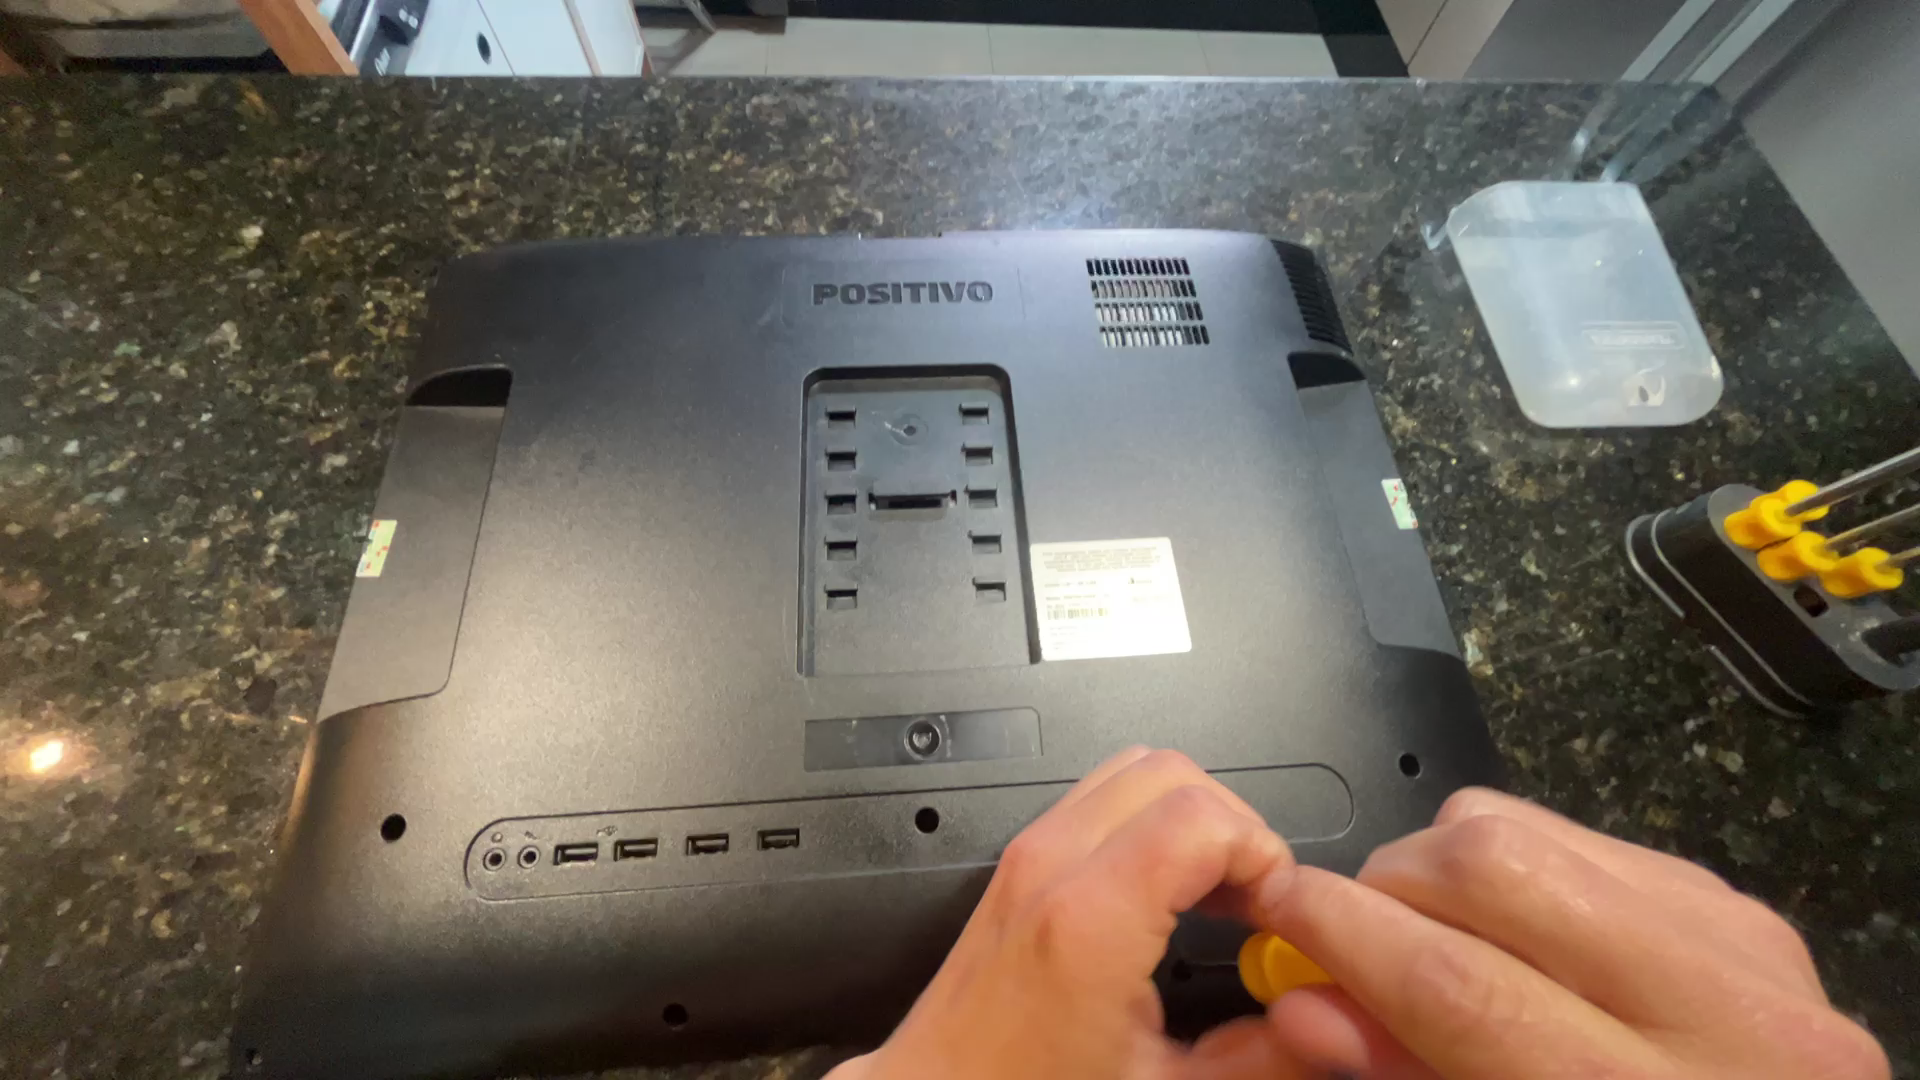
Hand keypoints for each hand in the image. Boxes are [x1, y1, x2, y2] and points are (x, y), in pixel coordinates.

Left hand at [827, 746, 1310, 1079]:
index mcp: (1087, 920)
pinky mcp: (1024, 853)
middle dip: (1233, 823)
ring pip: (1134, 768)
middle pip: (1169, 772)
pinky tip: (1170, 884)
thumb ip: (1259, 1058)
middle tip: (1256, 895)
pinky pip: (1103, 794)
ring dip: (1191, 813)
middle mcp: (1052, 863)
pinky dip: (1152, 818)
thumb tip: (1322, 1018)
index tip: (1279, 904)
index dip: (1260, 849)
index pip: (1198, 816)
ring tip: (1218, 888)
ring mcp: (1030, 848)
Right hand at [1255, 787, 1890, 1078]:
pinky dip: (1491, 857)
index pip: (1455, 985)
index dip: (1338, 930)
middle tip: (1364, 930)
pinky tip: (1515, 927)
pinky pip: (1553, 825)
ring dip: (1431, 863)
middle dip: (1385, 884)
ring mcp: (1738, 944)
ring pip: (1507, 824)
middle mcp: (1731, 1018)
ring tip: (1442, 930)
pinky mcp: (1726, 900)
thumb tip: (1296, 998)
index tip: (1271, 901)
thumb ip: (1394, 1072)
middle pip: (1483, 866)